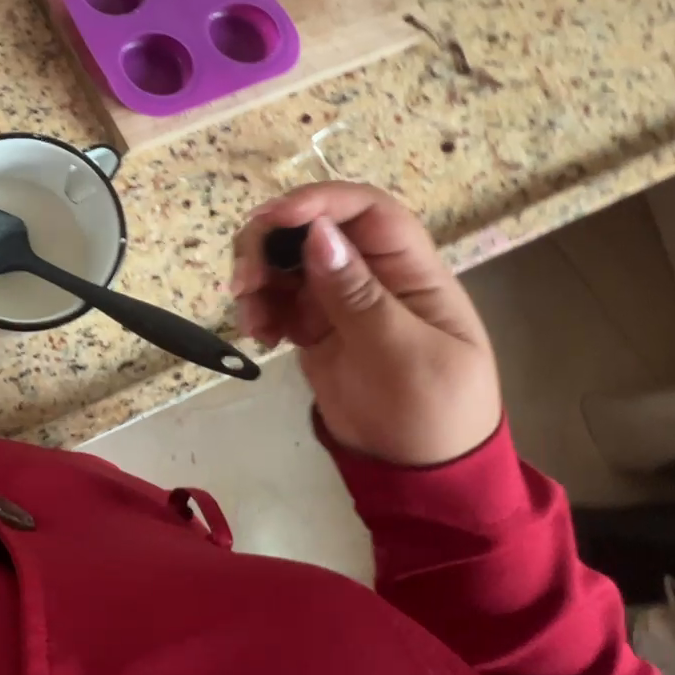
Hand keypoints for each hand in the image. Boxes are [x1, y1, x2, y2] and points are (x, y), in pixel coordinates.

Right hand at [229, 182, 501, 465]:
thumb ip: (358, 295)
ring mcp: (337, 297)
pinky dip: (257, 308)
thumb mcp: (402, 355)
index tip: (272, 219)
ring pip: (282, 259)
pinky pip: (272, 296)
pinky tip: (261, 337)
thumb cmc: (430, 413)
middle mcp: (370, 273)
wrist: (414, 474)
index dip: (319, 201)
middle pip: (309, 227)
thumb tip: (318, 233)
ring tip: (252, 321)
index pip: (366, 210)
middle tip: (243, 281)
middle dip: (268, 244)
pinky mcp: (310, 321)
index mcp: (410, 270)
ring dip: (256, 279)